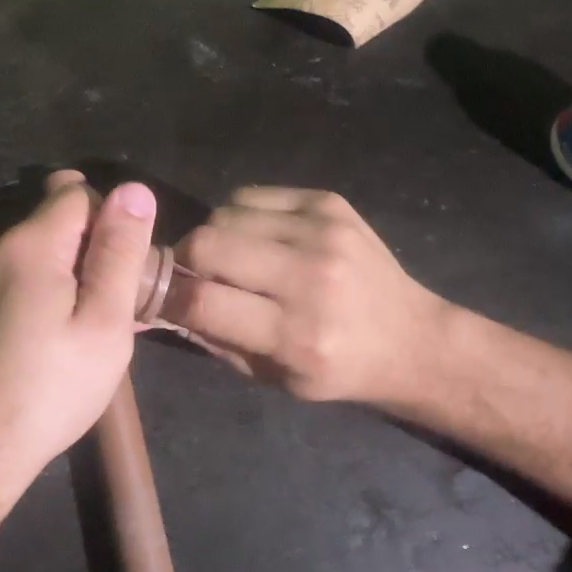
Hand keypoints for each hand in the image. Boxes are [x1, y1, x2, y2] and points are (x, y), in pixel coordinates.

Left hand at [0, 171, 155, 571]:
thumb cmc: (45, 394)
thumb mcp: (103, 328)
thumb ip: (119, 254)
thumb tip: (135, 188)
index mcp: (28, 244)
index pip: (76, 191)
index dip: (107, 220)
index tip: (118, 269)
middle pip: (46, 225)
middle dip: (78, 254)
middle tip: (97, 315)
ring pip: (19, 257)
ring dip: (45, 279)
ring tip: (59, 339)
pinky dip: (15, 299)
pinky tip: (20, 349)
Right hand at [167, 187, 451, 406]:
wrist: (412, 339)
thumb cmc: (337, 370)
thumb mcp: (271, 377)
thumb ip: (213, 339)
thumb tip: (162, 301)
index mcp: (294, 334)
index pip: (202, 301)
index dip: (168, 295)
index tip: (159, 294)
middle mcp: (310, 278)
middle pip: (208, 244)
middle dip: (186, 258)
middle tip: (193, 272)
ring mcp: (322, 232)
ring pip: (225, 213)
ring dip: (216, 236)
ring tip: (233, 256)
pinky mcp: (328, 203)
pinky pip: (252, 195)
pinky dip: (242, 216)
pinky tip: (259, 237)